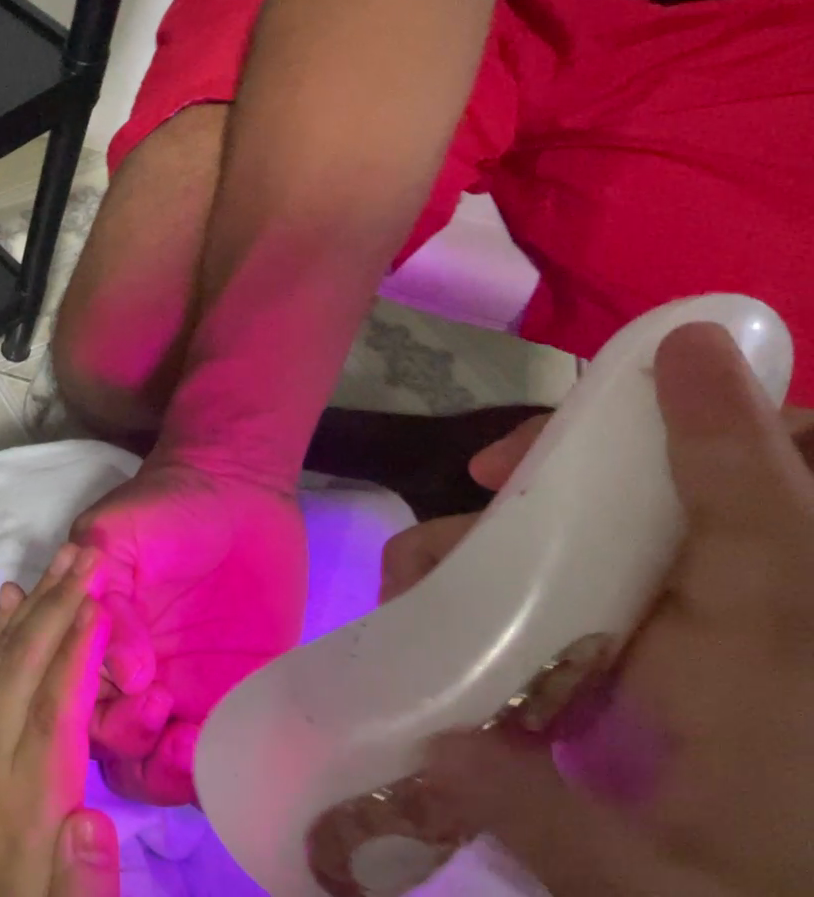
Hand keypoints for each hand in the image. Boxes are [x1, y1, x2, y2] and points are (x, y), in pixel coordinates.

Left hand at [0, 545, 121, 896]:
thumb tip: (92, 821)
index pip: (54, 709)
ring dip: (31, 604)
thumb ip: (80, 876)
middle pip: (25, 665)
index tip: (100, 603)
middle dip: (57, 604)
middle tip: (86, 552)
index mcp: (27, 794)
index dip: (78, 653)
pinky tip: (8, 601)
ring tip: (58, 560)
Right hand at [69, 466, 306, 804]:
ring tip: (188, 745)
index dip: (88, 710)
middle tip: (159, 708)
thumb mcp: (112, 535)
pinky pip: (214, 751)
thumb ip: (108, 595)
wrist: (234, 490)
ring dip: (162, 770)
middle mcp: (128, 675)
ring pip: (154, 762)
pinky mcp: (233, 695)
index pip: (70, 698)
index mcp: (90, 639)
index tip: (130, 689)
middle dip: (126, 742)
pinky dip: (210, 766)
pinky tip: (219, 750)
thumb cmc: (160, 507)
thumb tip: (123, 668)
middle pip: (108, 743)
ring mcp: (181, 689)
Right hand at [421, 323, 813, 895]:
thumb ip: (550, 822)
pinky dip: (506, 559)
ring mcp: (672, 633)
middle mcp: (722, 625)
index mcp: (765, 665)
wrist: (761, 893)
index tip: (683, 346)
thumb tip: (430, 752)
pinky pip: (575, 570)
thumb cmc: (742, 888)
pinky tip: (439, 596)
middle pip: (673, 494)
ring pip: (607, 528)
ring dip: (513, 521)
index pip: (765, 525)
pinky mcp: (632, 651)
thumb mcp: (657, 884)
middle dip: (583, 458)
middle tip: (493, 472)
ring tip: (422, 571)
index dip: (727, 430)